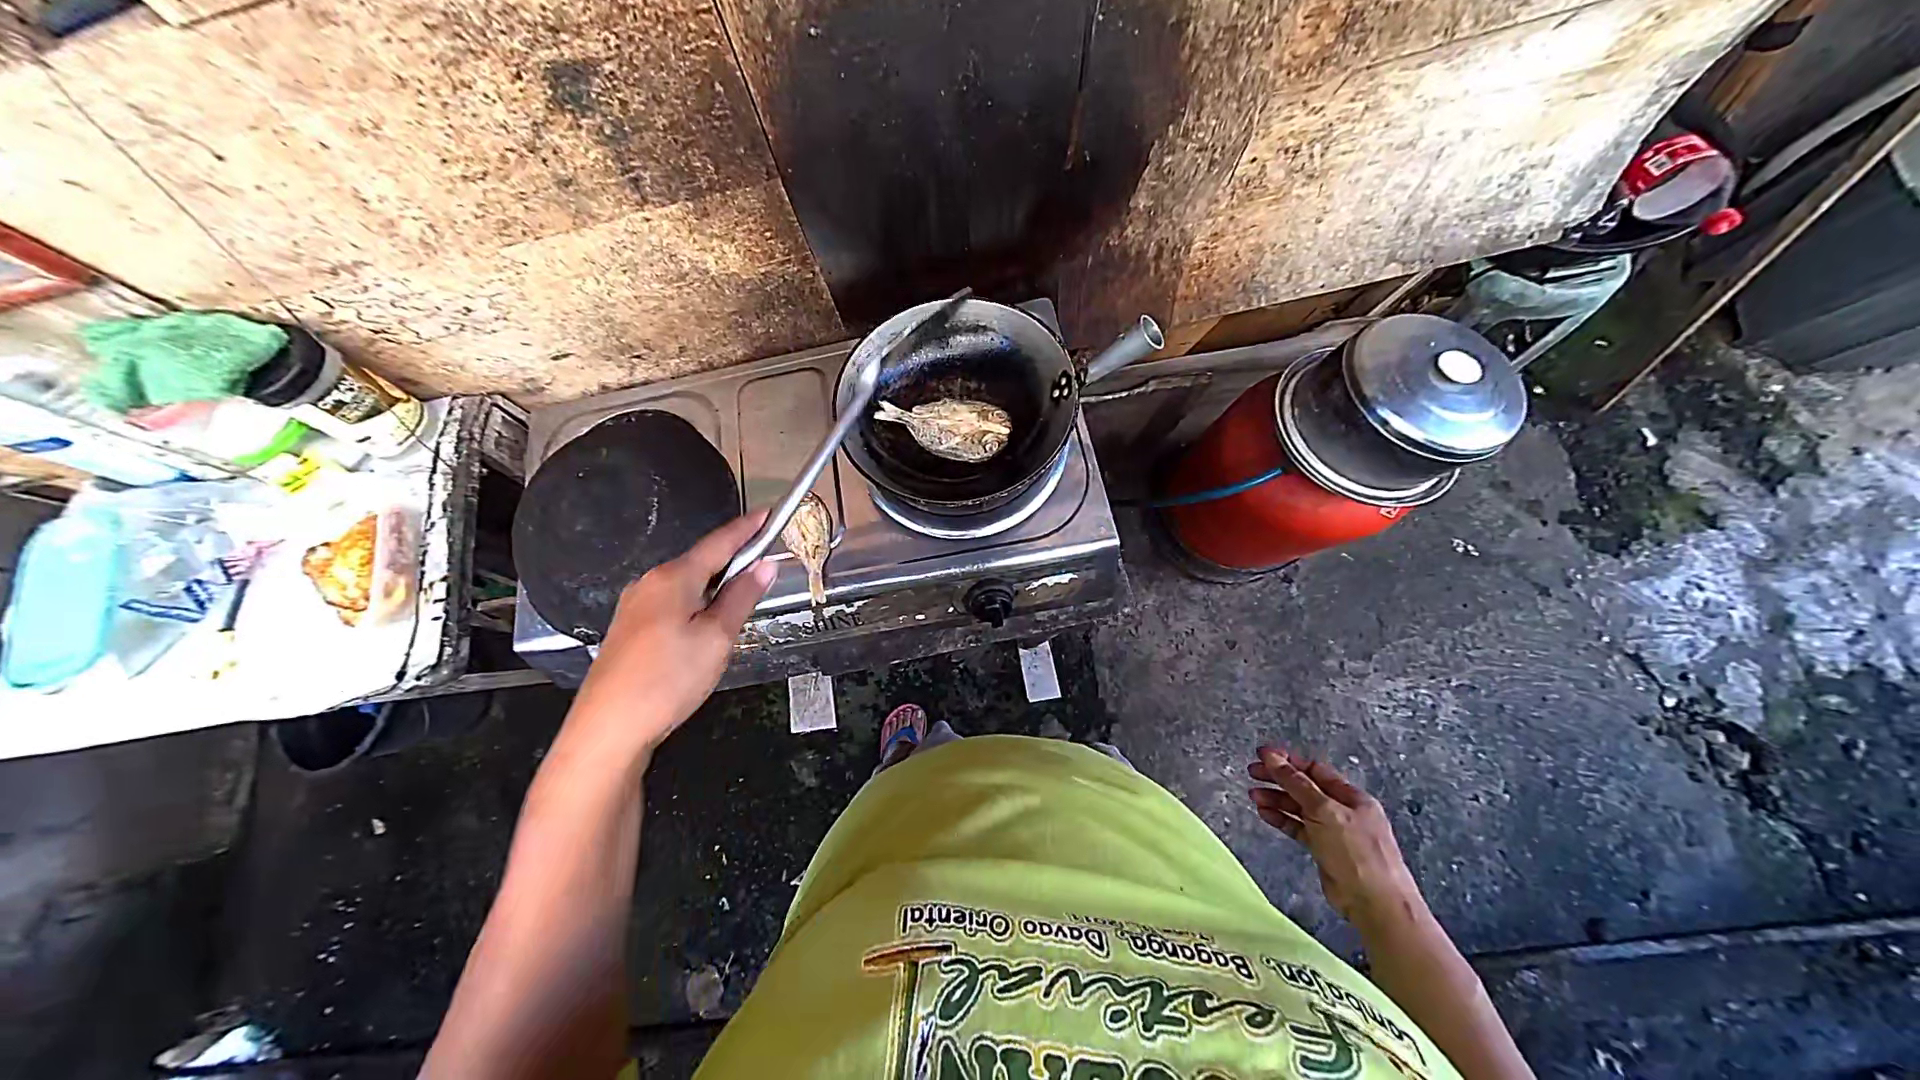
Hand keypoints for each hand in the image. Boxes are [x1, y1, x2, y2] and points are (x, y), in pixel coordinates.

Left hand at [570, 511, 777, 760]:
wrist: (608, 727)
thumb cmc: (667, 680)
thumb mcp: (717, 638)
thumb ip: (742, 598)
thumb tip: (764, 566)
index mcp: (674, 578)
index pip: (720, 542)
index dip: (748, 529)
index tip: (768, 514)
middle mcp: (650, 583)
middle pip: (702, 562)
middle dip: (734, 561)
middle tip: (766, 565)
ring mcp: (635, 605)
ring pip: (687, 585)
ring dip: (716, 586)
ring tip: (743, 600)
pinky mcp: (630, 628)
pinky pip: (672, 603)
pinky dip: (697, 604)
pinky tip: (707, 626)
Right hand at [1247, 746, 1424, 929]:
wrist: (1375, 904)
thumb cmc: (1357, 855)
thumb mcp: (1324, 810)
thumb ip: (1297, 783)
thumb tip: (1274, 758)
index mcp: (1351, 796)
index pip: (1314, 769)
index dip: (1287, 761)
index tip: (1263, 755)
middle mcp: (1343, 811)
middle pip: (1304, 787)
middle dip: (1278, 778)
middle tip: (1253, 772)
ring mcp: (1334, 831)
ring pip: (1299, 808)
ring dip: (1276, 799)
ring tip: (1254, 795)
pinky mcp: (1324, 850)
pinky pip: (1299, 828)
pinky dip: (1281, 819)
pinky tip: (1266, 814)